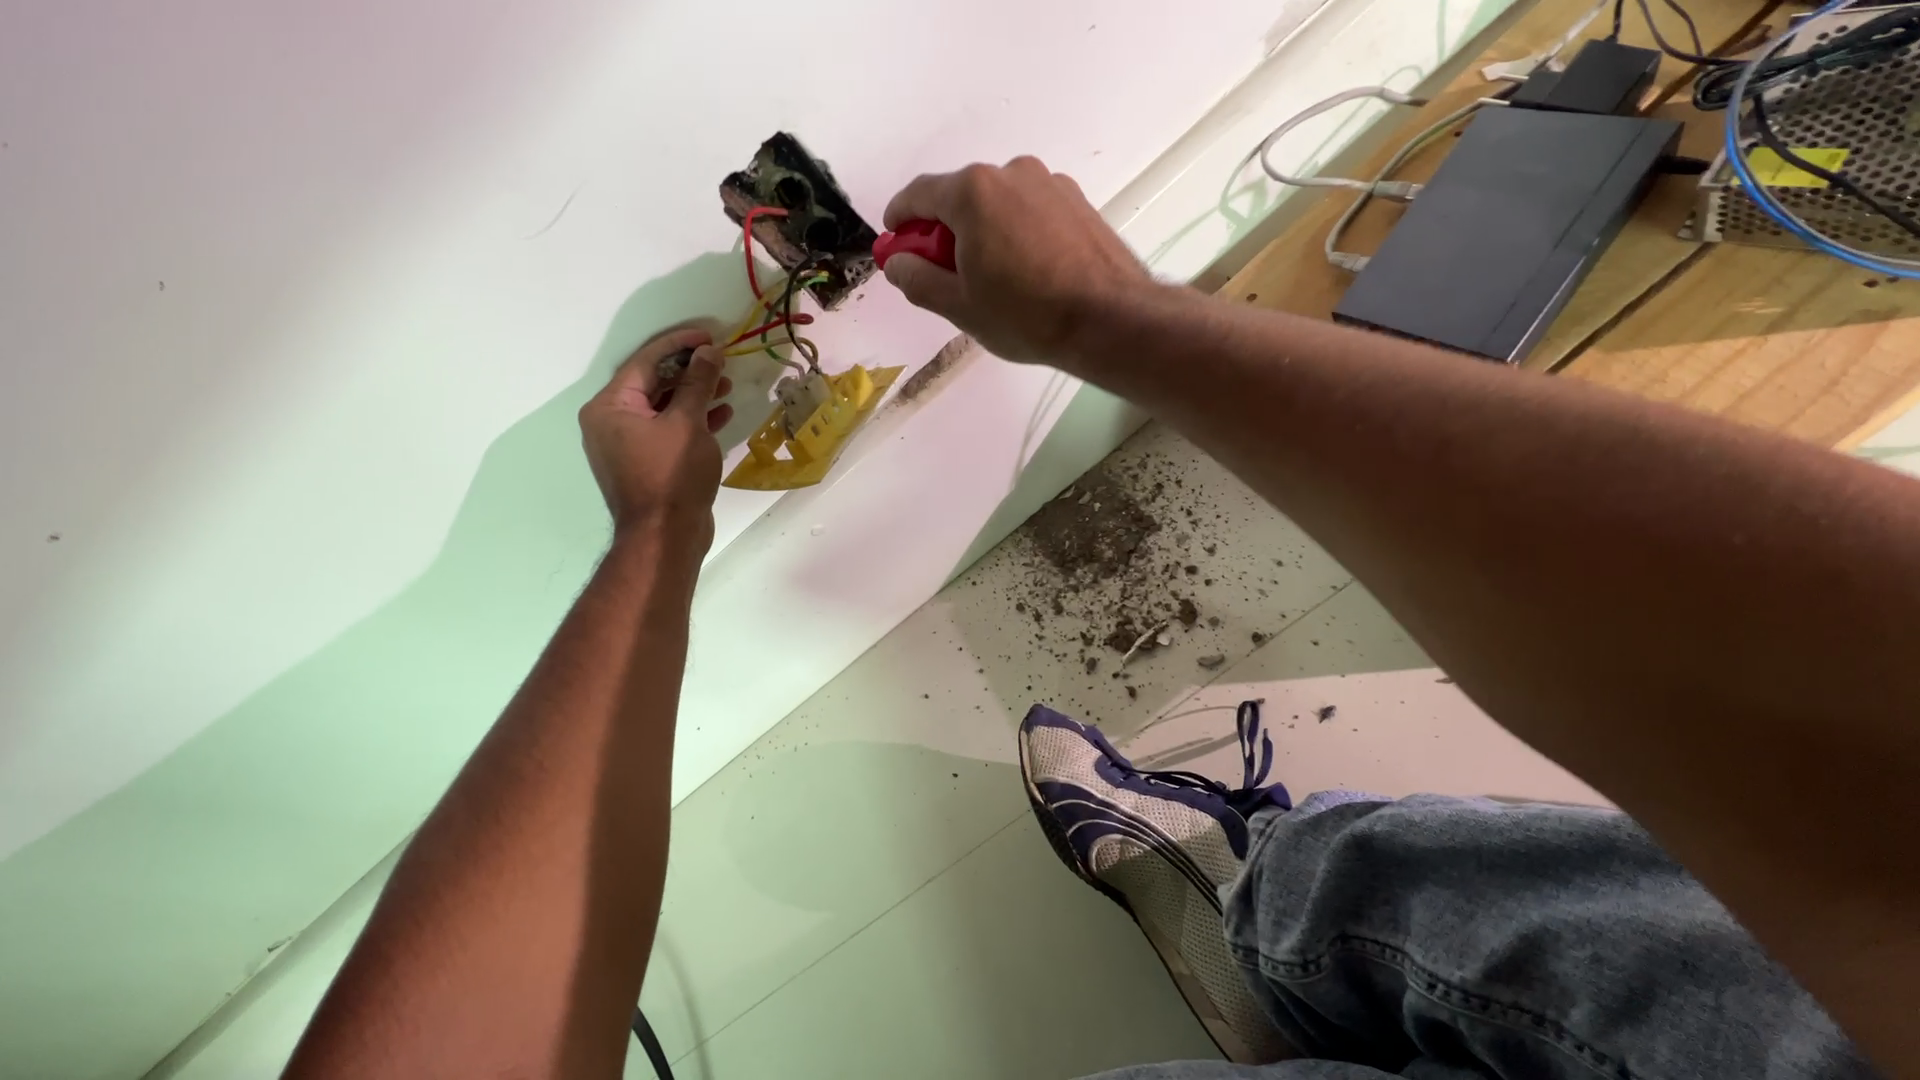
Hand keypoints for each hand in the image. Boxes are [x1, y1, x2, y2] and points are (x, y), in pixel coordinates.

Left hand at [579, 328, 733, 549]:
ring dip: (693, 395)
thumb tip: (709, 351)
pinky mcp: (644, 463)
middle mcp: (609, 422)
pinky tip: (720, 415)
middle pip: (651, 382)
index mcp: (609, 407)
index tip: (709, 335)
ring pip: (661, 407)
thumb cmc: (672, 476)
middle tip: (721, 360)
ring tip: (726, 386)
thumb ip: (698, 383)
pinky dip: (690, 420)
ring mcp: (625, 445)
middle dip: (689, 370)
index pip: (645, 361)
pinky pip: (666, 430)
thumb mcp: (688, 423)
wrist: (665, 537)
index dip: (679, 344)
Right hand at [882, 156, 1154, 364]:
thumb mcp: (959, 306)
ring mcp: (1050, 184)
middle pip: (961, 198)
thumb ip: (917, 279)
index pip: (919, 195)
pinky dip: (1018, 234)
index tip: (895, 242)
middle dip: (945, 232)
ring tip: (994, 280)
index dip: (900, 220)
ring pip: (1000, 205)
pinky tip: (1028, 274)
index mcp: (973, 192)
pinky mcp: (1077, 202)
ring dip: (985, 233)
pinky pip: (1031, 213)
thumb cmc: (1026, 316)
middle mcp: (1011, 173)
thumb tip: (897, 262)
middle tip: (945, 275)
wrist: (1109, 320)